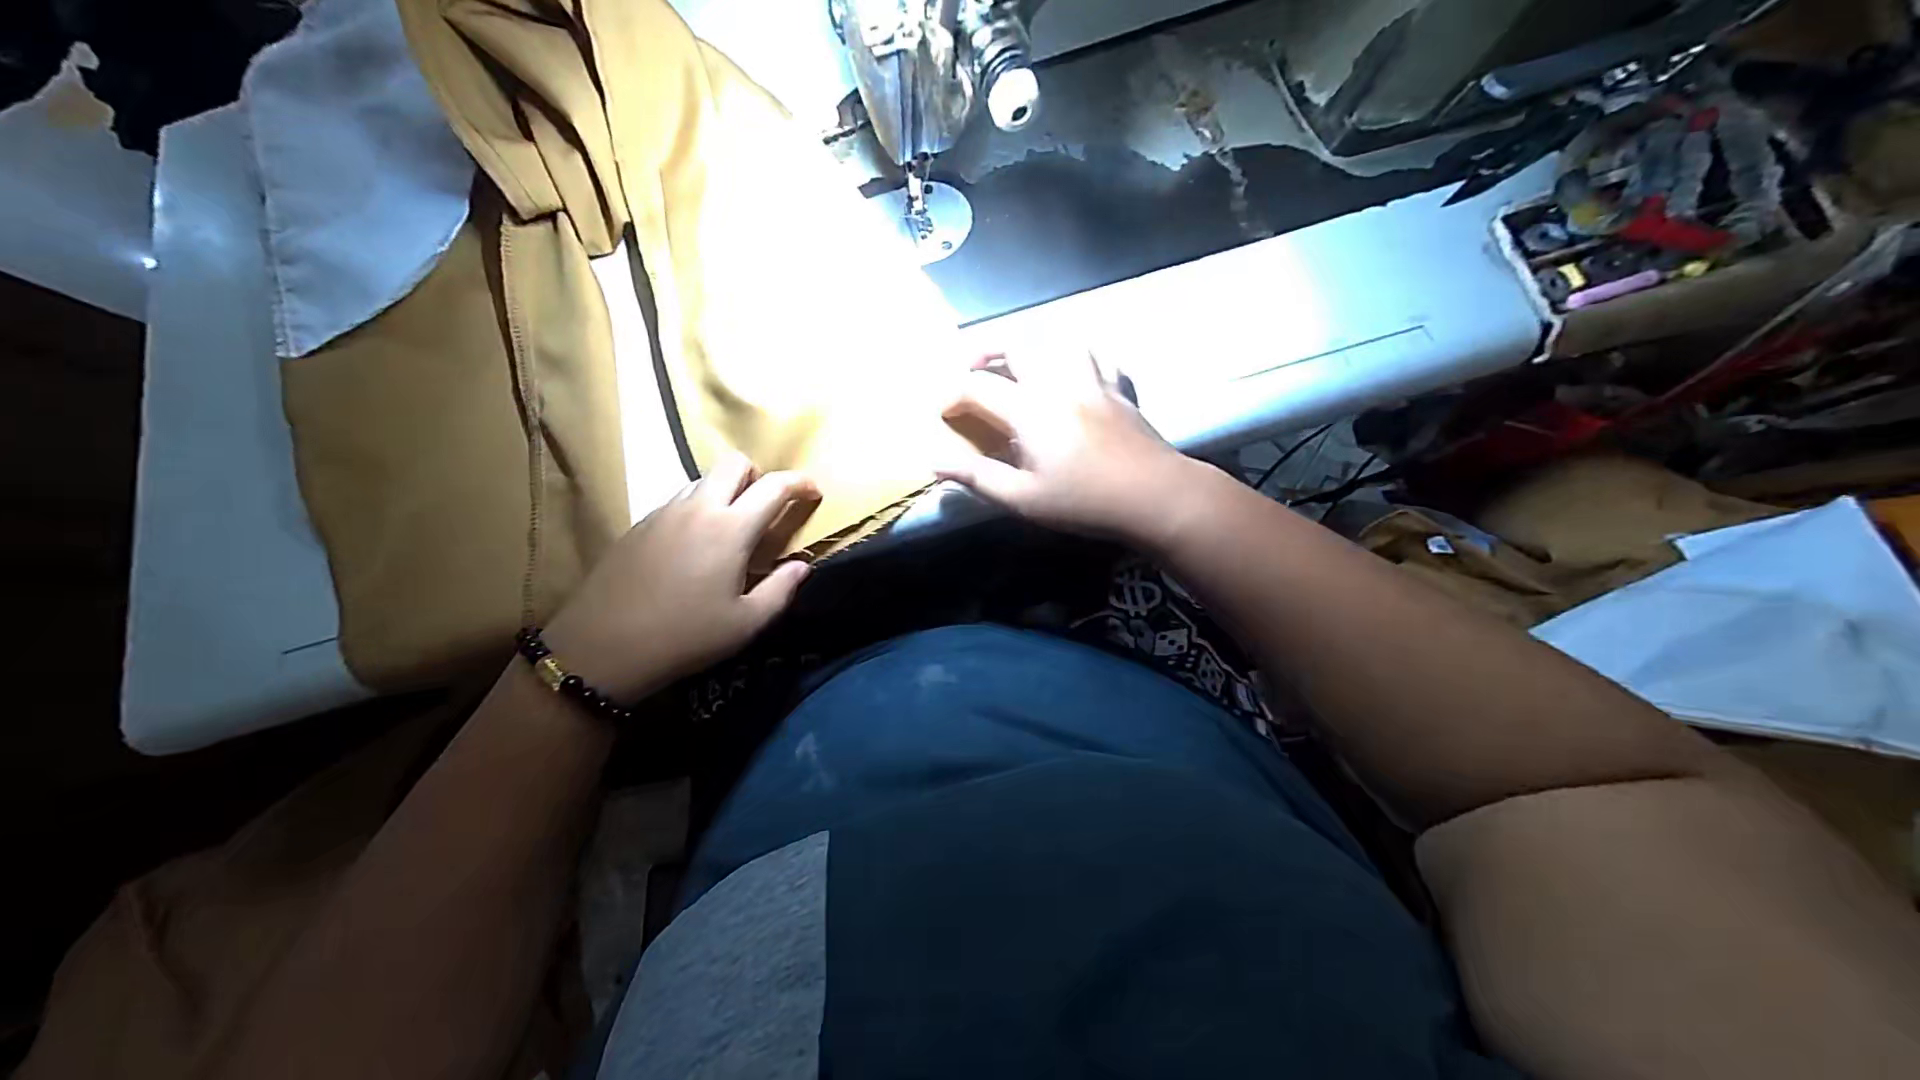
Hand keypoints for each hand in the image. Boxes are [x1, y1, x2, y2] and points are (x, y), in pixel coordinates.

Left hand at [542, 455, 819, 699]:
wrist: (602, 648)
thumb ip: (781, 589)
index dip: (800, 483)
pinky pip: (678, 501)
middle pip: (734, 463)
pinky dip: (698, 510)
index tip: (814, 493)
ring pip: (703, 480)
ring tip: (730, 531)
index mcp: (731, 528)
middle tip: (766, 509)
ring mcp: (664, 513)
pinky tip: (694, 548)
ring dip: (726, 492)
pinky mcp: (639, 525)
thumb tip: (802, 565)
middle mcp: (698, 509)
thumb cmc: (685, 637)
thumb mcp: (746, 624)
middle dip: (759, 476)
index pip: (774, 486)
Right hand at [937, 349, 1204, 548]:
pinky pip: (1100, 361)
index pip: (977, 388)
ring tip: (1026, 366)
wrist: (1154, 496)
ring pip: (1062, 342)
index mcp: (1029, 409)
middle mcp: (1058, 383)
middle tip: (974, 370)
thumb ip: (978, 478)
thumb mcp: (1023, 498)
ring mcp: (1093, 382)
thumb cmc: (1084, 501)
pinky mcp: (1121, 391)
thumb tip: (936, 464)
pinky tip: (1078, 378)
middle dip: (987, 352)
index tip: (944, 413)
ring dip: (1037, 348)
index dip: (953, 397)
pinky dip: (1082, 362)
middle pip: (1017, 346)